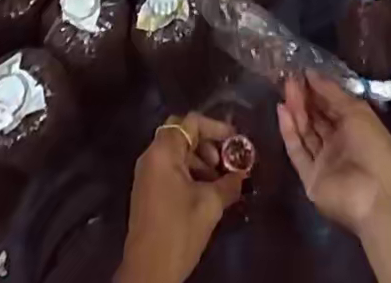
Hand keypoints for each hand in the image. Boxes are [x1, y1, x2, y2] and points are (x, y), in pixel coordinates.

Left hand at [116, 113, 245, 282]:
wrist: (147, 275)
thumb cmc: (179, 230)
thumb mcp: (210, 204)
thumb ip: (230, 182)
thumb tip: (244, 172)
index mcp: (163, 152)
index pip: (192, 122)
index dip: (217, 127)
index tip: (235, 142)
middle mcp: (151, 157)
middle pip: (182, 133)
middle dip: (208, 143)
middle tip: (225, 160)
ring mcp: (147, 175)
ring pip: (177, 151)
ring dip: (200, 159)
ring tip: (220, 179)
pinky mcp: (147, 191)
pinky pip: (171, 168)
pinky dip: (190, 171)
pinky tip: (206, 191)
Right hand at [276, 71, 390, 234]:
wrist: (375, 194)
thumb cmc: (373, 144)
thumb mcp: (356, 111)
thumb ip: (331, 93)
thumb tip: (311, 73)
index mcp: (355, 126)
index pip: (332, 105)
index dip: (318, 89)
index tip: (302, 72)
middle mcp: (339, 143)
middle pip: (317, 118)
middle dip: (305, 98)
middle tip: (290, 78)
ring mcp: (324, 162)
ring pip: (306, 132)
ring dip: (296, 110)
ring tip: (286, 88)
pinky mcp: (310, 178)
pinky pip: (298, 152)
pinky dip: (289, 132)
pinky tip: (282, 110)